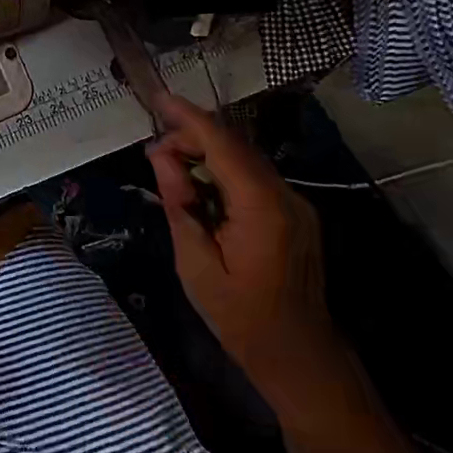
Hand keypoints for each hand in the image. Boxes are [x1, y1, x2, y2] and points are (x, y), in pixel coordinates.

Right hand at [146, 95, 336, 401]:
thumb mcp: (194, 264)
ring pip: (245, 160)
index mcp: (261, 208)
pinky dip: (223, 172)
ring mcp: (295, 204)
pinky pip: (254, 179)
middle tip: (154, 150)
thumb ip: (179, 204)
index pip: (222, 145)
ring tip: (170, 164)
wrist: (298, 354)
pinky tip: (199, 186)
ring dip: (207, 154)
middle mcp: (285, 196)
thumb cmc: (240, 317)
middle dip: (193, 137)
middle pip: (235, 147)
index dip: (188, 118)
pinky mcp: (294, 214)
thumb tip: (160, 157)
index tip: (158, 98)